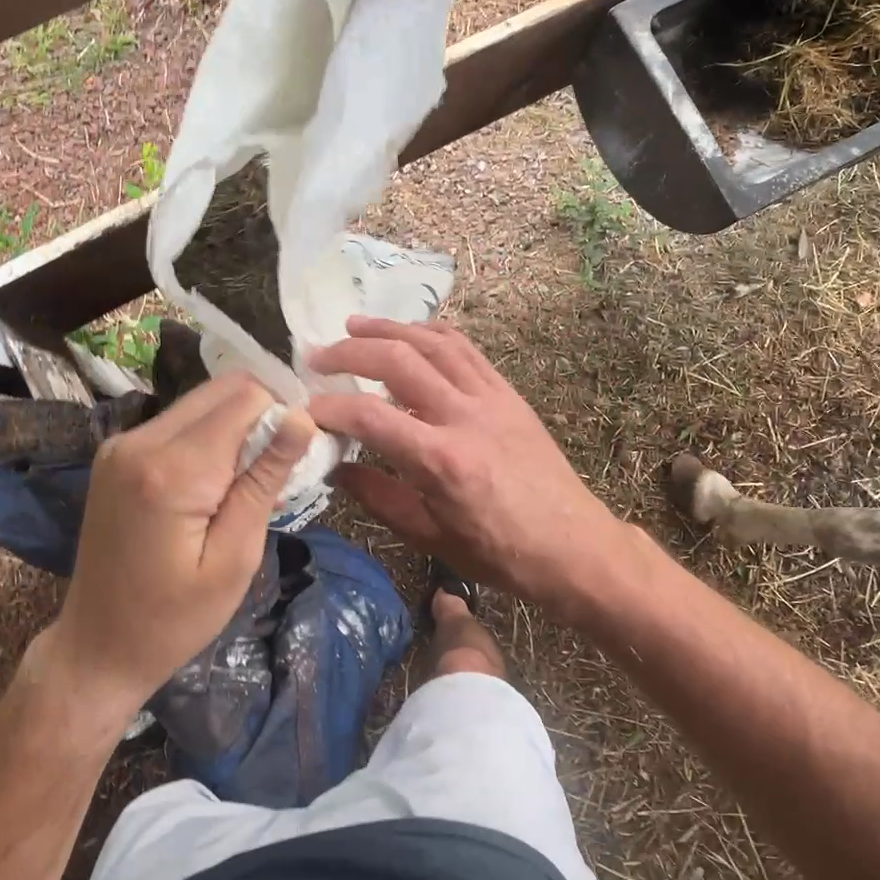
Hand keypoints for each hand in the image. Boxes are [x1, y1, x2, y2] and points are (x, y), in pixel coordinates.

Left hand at [44, 374, 313, 712]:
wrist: (98, 647)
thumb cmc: (174, 620)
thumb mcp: (235, 559)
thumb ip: (264, 481)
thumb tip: (302, 418)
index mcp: (171, 470)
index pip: (247, 398)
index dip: (284, 419)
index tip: (297, 463)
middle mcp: (140, 440)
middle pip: (224, 388)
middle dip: (264, 417)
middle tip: (280, 472)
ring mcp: (122, 443)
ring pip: (203, 400)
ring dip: (238, 428)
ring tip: (250, 483)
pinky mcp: (118, 453)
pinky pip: (181, 421)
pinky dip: (211, 439)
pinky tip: (217, 485)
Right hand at [307, 317, 645, 622]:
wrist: (572, 544)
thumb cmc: (500, 552)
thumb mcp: (430, 536)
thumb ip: (378, 497)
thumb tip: (337, 468)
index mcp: (442, 461)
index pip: (370, 417)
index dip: (329, 409)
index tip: (306, 410)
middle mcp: (465, 417)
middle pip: (398, 361)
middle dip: (350, 352)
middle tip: (317, 356)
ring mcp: (491, 398)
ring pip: (433, 343)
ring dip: (388, 329)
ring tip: (354, 327)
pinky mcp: (508, 393)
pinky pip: (465, 349)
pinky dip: (431, 334)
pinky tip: (409, 334)